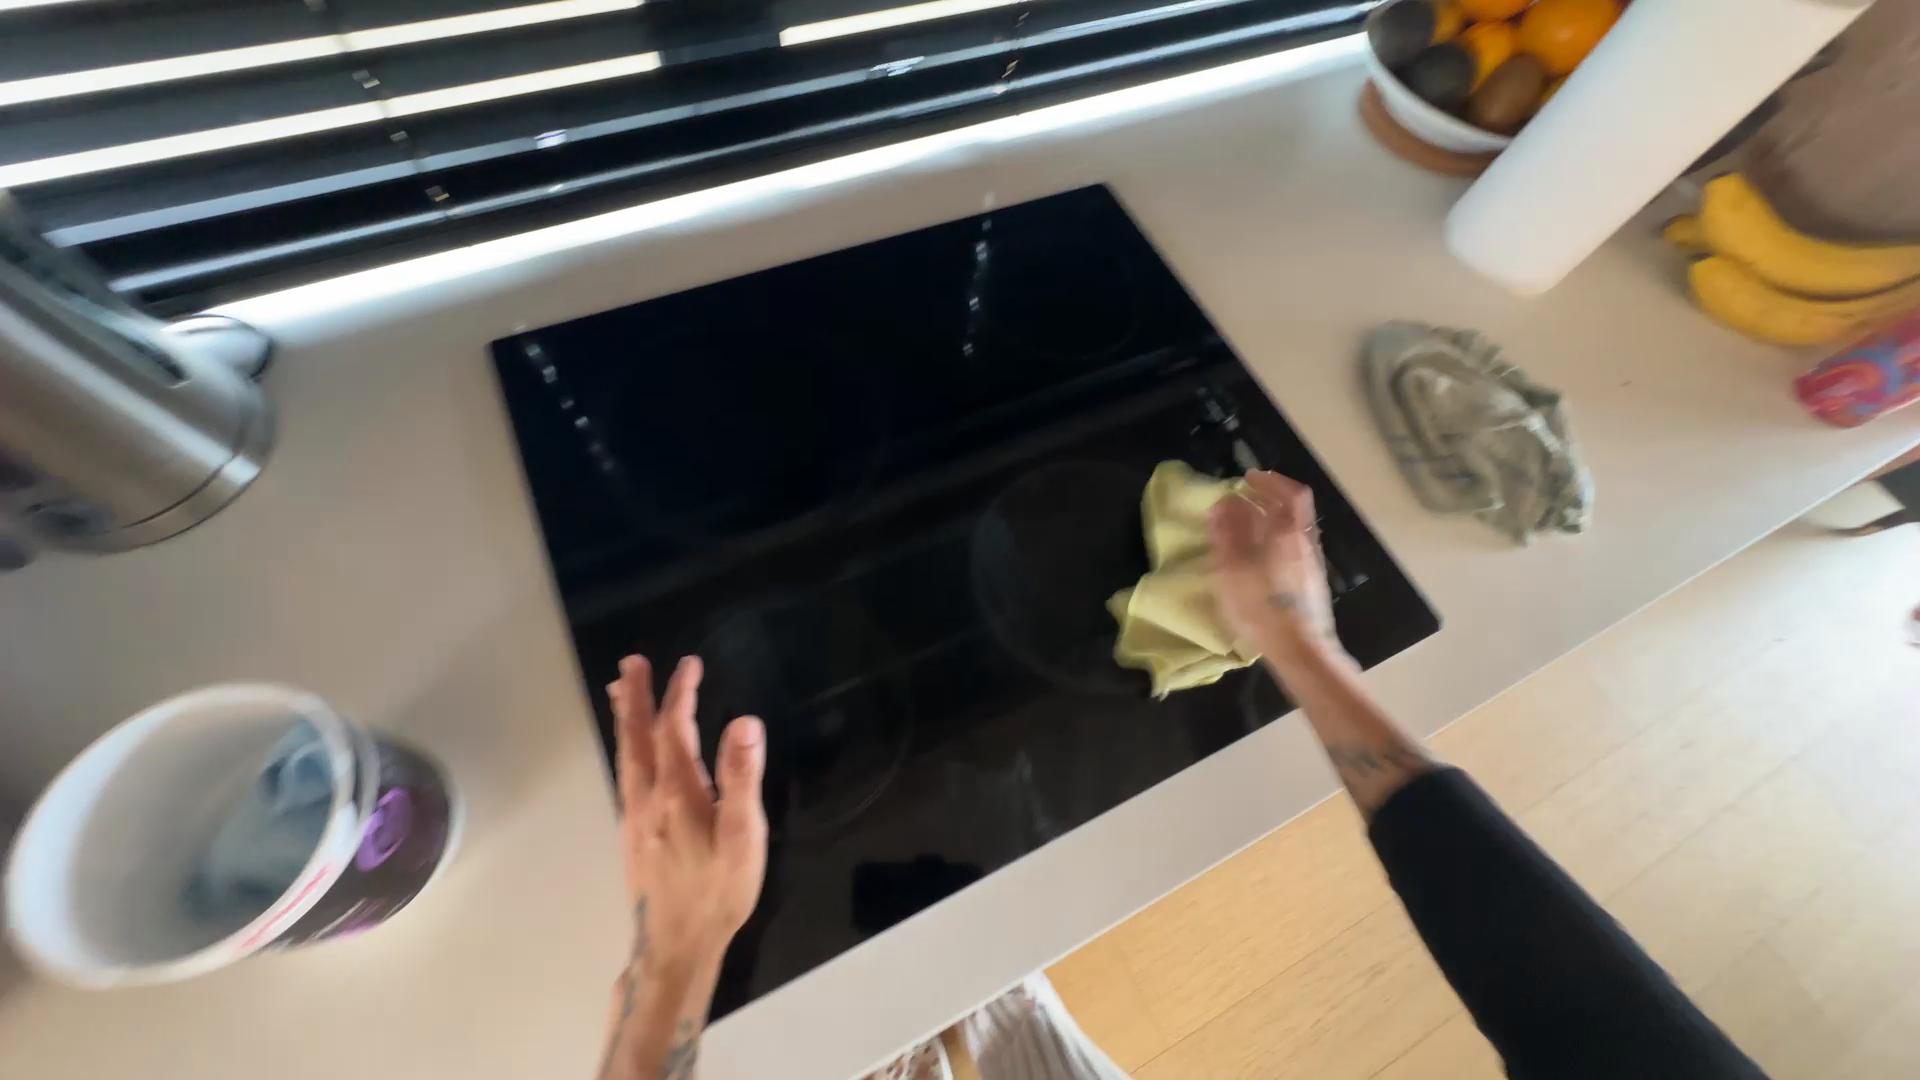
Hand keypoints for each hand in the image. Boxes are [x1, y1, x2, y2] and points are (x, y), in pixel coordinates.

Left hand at [607, 654, 767, 978]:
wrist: (676, 946)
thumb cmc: (719, 889)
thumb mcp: (743, 834)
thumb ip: (742, 777)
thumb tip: (745, 721)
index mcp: (677, 792)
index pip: (676, 730)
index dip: (681, 694)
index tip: (689, 664)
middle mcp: (648, 798)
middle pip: (639, 737)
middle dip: (638, 697)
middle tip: (632, 663)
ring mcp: (635, 817)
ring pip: (627, 756)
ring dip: (626, 719)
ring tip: (621, 691)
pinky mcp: (633, 835)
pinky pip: (625, 775)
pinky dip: (626, 748)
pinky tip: (632, 751)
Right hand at [1209, 470, 1343, 663]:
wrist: (1301, 649)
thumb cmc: (1261, 606)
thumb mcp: (1233, 568)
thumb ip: (1228, 532)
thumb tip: (1225, 502)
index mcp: (1288, 533)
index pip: (1289, 493)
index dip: (1270, 481)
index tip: (1249, 477)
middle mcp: (1305, 542)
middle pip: (1294, 509)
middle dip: (1270, 497)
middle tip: (1245, 497)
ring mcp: (1311, 563)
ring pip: (1295, 529)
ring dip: (1274, 518)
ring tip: (1249, 524)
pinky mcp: (1310, 582)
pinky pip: (1294, 547)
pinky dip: (1277, 538)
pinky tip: (1262, 554)